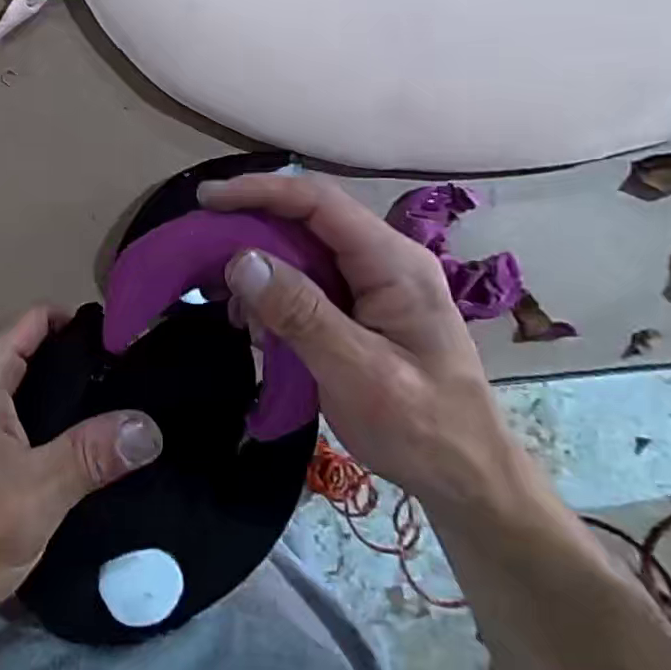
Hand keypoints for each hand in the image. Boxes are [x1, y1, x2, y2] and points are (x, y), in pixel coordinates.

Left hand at [0, 308, 162, 669]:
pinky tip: (96, 441)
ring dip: (80, 395)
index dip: (90, 324)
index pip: (46, 317)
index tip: (136, 344)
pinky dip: (63, 418)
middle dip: (92, 362)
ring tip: (131, 409)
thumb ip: (92, 454)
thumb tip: (151, 426)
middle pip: (48, 348)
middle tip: (143, 384)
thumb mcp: (35, 492)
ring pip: (42, 381)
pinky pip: (34, 409)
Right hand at [200, 174, 525, 514]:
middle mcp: (384, 259)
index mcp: (393, 262)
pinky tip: (259, 327)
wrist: (467, 477)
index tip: (208, 200)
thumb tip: (241, 259)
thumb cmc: (424, 428)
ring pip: (304, 251)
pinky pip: (309, 284)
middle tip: (202, 254)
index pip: (320, 202)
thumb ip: (302, 314)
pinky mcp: (362, 309)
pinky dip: (276, 297)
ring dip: (262, 269)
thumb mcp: (359, 374)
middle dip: (252, 230)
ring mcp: (374, 283)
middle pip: (308, 220)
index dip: (261, 191)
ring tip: (230, 305)